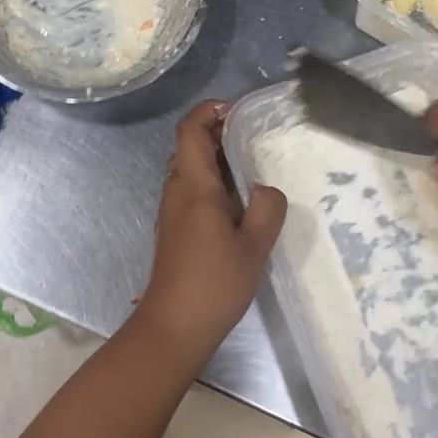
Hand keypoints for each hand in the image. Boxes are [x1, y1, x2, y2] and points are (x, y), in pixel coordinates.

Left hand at [135, 101, 287, 363]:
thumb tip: (266, 188)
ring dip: (214, 159)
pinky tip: (237, 202)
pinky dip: (210, 182)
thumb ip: (267, 208)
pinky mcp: (173, 230)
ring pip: (188, 168)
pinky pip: (189, 190)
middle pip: (188, 146)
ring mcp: (171, 211)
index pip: (189, 130)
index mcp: (194, 186)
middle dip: (216, 132)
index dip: (209, 111)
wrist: (173, 326)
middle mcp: (177, 191)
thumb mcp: (254, 245)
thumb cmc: (214, 283)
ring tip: (250, 167)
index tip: (237, 111)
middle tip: (252, 137)